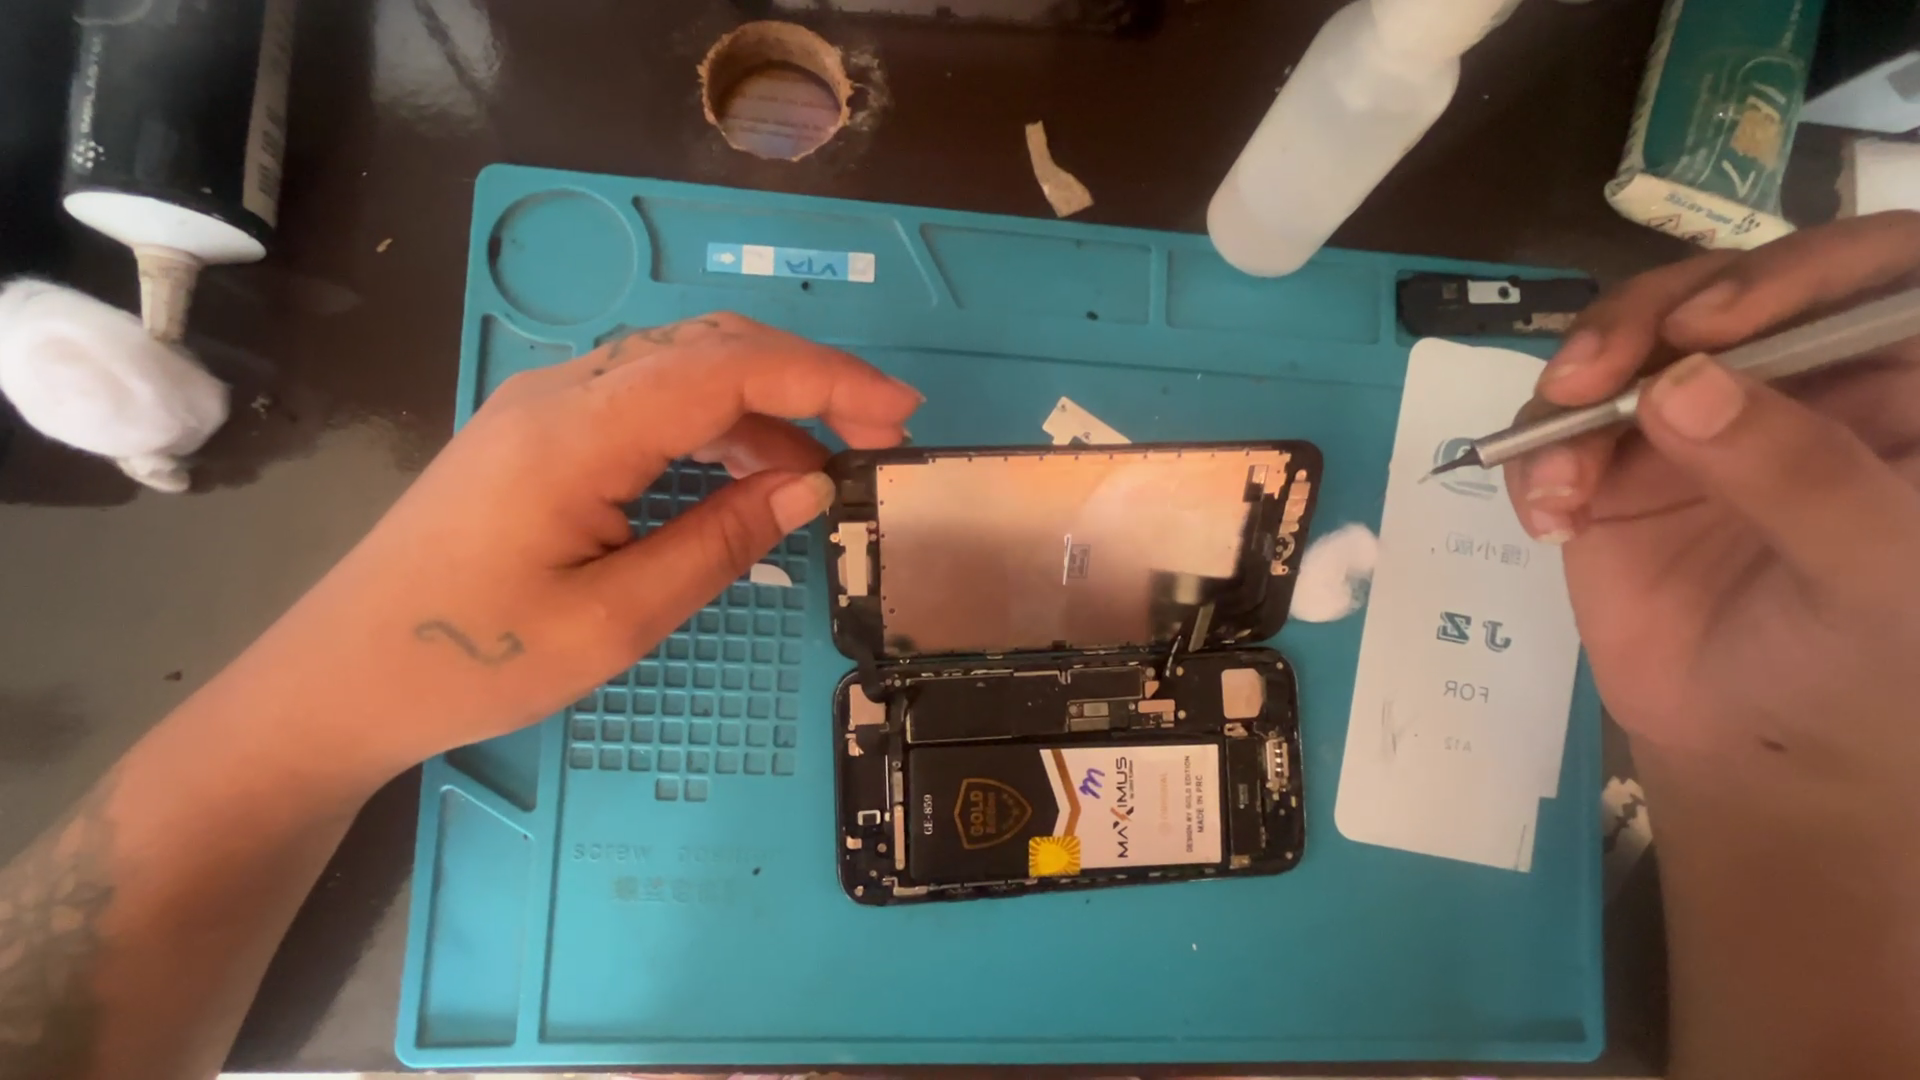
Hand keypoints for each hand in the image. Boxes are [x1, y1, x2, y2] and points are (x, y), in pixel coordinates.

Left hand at [237, 314, 919, 776]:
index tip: (900, 413)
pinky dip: (724, 426)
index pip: (729, 369)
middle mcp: (565, 391)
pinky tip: (756, 470)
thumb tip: (810, 487)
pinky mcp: (549, 431)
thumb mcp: (617, 619)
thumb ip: (719, 542)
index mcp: (578, 431)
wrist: (341, 680)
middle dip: (812, 379)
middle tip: (882, 432)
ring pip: (687, 368)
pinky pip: (656, 402)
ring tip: (833, 462)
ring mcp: (552, 404)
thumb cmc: (475, 661)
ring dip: (771, 405)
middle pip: (713, 347)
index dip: (827, 380)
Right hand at [1502, 213, 1919, 766]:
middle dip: (1633, 329)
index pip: (1872, 274)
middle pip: (1706, 297)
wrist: (1745, 740)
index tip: (1706, 325)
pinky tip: (1547, 520)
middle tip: (1579, 384)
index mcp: (1903, 387)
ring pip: (1610, 357)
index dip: (1791, 271)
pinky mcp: (1606, 466)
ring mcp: (1686, 424)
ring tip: (1556, 488)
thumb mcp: (1868, 570)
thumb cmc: (1861, 664)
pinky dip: (1530, 464)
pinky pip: (1548, 431)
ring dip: (1563, 410)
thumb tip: (1675, 382)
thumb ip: (1794, 471)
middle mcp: (1792, 385)